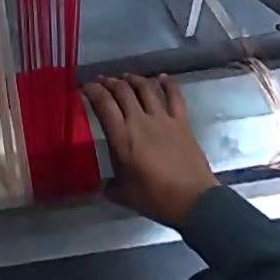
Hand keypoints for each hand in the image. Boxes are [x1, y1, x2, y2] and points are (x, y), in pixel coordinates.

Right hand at [82, 75, 219, 228]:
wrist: (194, 201)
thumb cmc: (156, 198)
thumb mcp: (123, 193)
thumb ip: (109, 184)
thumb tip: (101, 184)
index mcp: (122, 137)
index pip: (103, 103)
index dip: (92, 90)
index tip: (85, 87)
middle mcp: (140, 121)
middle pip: (122, 90)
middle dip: (109, 82)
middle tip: (102, 81)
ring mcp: (162, 119)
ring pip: (145, 88)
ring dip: (133, 79)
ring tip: (125, 77)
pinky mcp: (181, 122)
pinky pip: (174, 96)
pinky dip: (168, 84)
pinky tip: (161, 77)